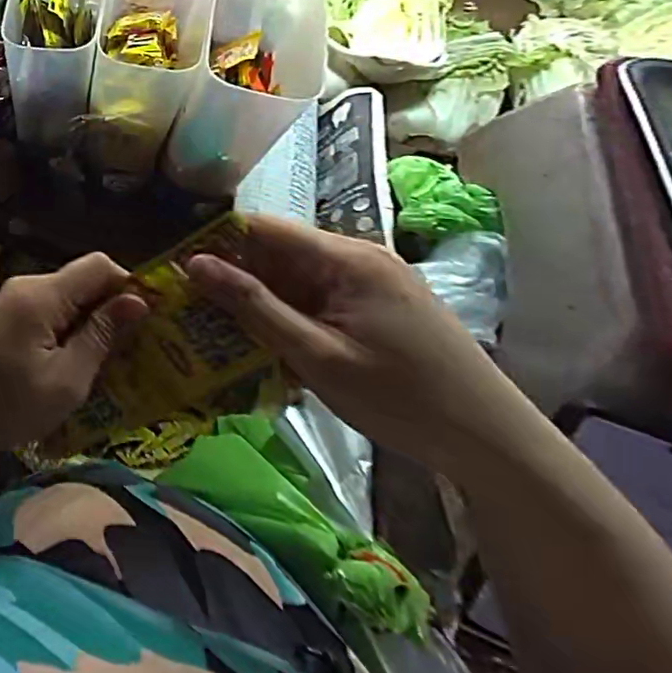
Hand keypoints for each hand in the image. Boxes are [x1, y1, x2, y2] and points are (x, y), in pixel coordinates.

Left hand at [0, 253, 147, 459]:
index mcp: (41, 294)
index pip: (99, 266)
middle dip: (116, 308)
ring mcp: (16, 301)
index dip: (131, 286)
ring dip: (96, 323)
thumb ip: (101, 335)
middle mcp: (28, 286)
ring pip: (71, 298)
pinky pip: (53, 312)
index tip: (156, 320)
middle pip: (85, 280)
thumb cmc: (9, 405)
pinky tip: (88, 360)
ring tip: (123, 358)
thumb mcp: (67, 379)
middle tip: (147, 346)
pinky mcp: (11, 318)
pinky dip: (74, 330)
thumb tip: (138, 300)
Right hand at [184, 216, 542, 477]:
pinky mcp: (376, 305)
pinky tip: (264, 344)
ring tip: (215, 329)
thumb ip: (252, 305)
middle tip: (188, 307)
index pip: (261, 228)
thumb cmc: (402, 398)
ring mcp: (370, 281)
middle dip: (231, 277)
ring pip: (291, 277)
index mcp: (345, 258)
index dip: (213, 243)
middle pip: (275, 252)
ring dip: (257, 302)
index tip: (174, 270)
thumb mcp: (314, 354)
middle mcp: (357, 257)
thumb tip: (193, 263)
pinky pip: (314, 298)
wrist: (497, 444)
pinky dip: (285, 316)